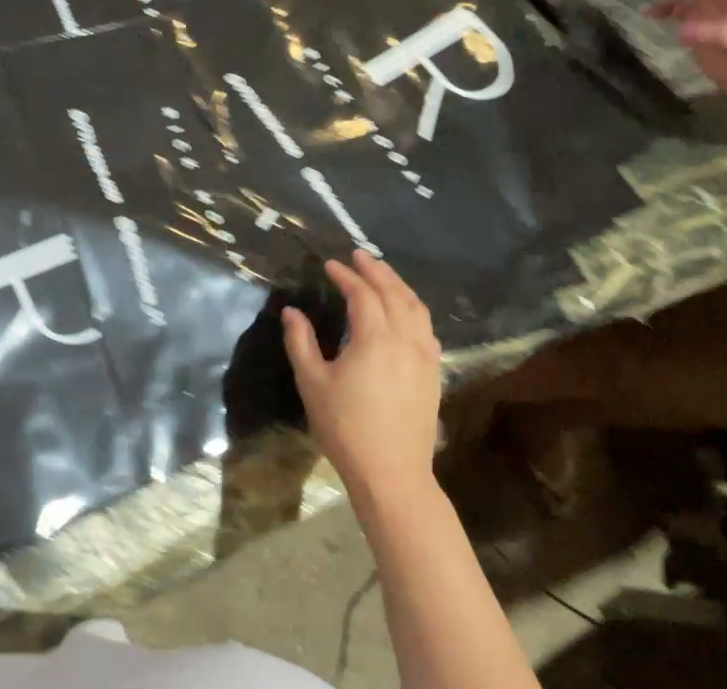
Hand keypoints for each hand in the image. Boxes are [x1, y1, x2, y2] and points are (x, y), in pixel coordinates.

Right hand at [283, 252, 442, 504]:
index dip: (346, 276)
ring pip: (417, 310)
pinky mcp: (433, 374)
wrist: (391, 470)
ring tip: (383, 274)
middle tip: (359, 256)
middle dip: (377, 272)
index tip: (329, 265)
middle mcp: (406, 341)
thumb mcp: (311, 382)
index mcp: (374, 340)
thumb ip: (300, 341)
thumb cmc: (343, 425)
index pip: (362, 296)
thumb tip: (292, 312)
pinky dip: (414, 310)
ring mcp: (425, 358)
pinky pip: (427, 330)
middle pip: (395, 295)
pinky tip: (405, 313)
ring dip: (399, 287)